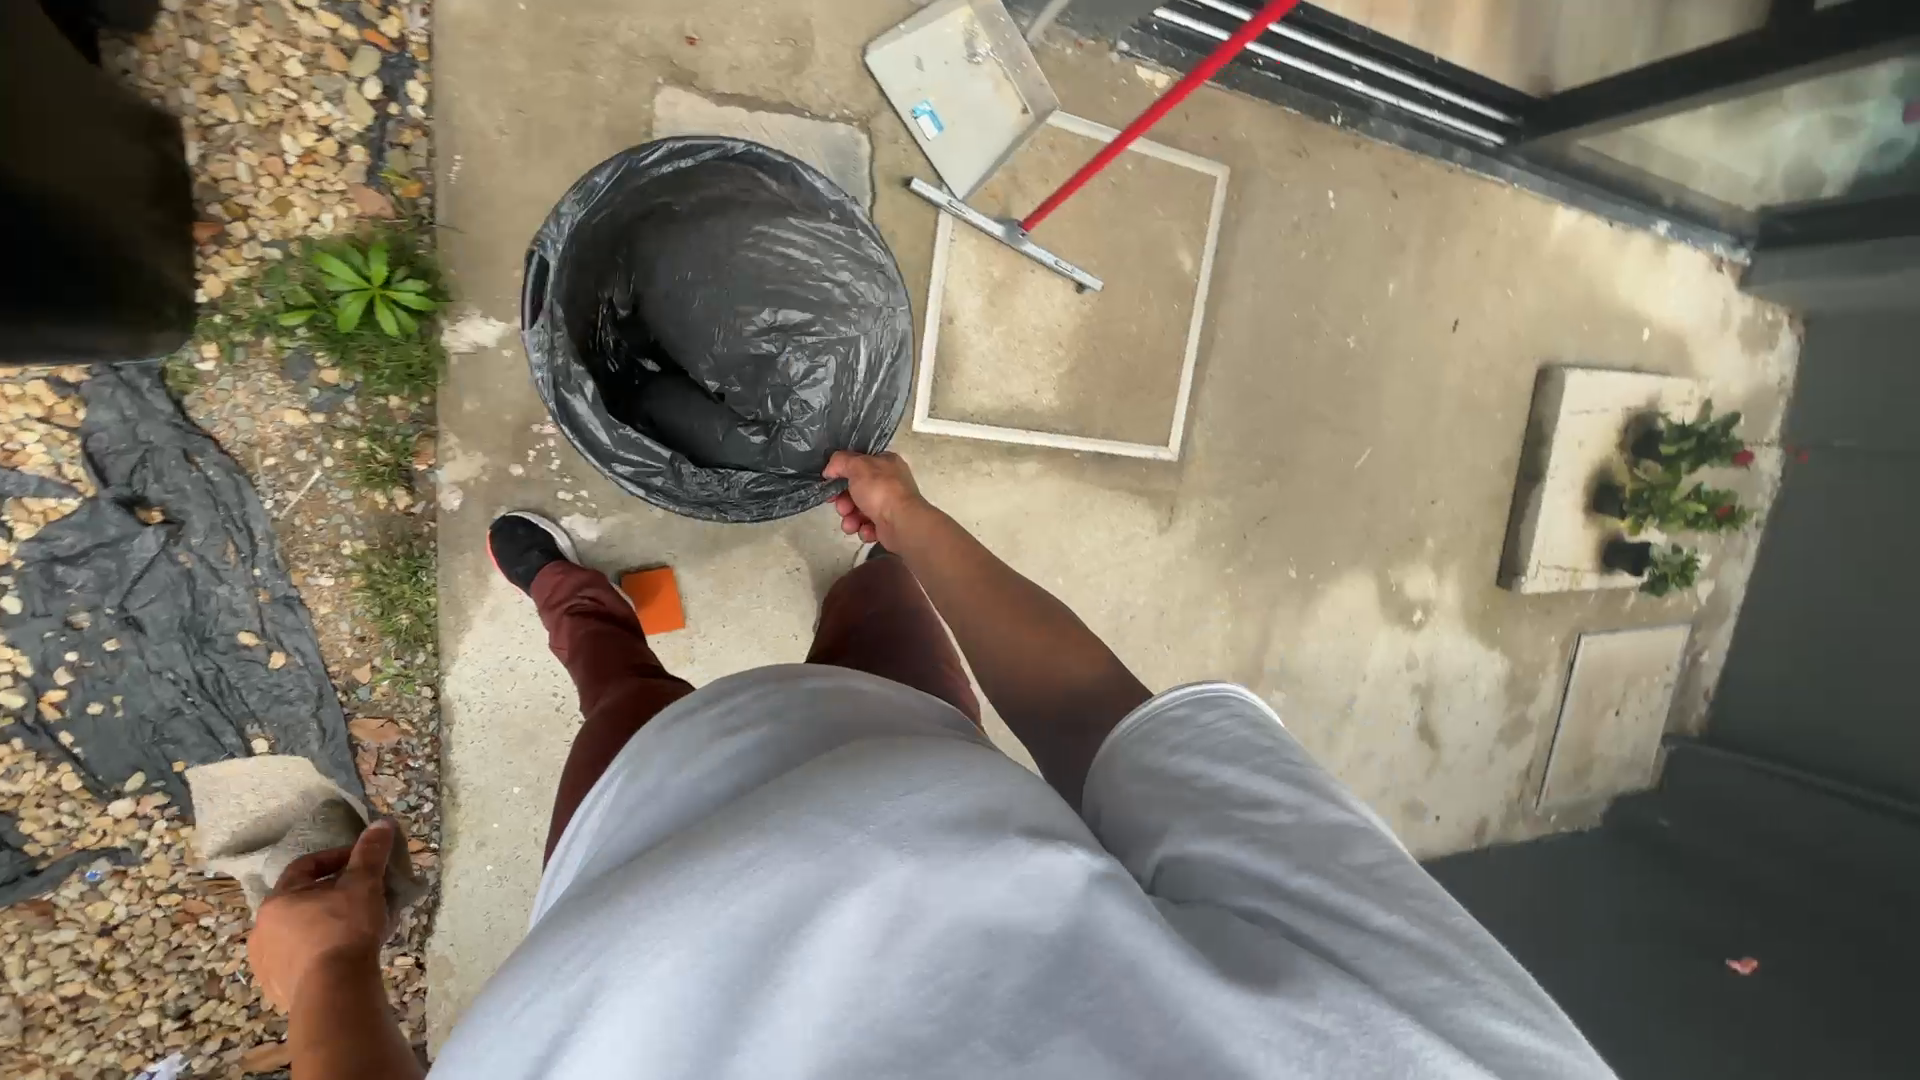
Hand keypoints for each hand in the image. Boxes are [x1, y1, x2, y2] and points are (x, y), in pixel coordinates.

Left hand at [249, 820, 396, 1011]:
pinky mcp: (274, 985)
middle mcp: (262, 929)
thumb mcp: (364, 883)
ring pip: (297, 929)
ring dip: (322, 921)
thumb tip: (381, 823)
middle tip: (363, 894)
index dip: (337, 857)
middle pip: (300, 899)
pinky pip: (296, 957)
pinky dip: (316, 949)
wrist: (332, 988)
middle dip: (332, 892)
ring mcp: (264, 960)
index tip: (364, 861)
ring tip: (355, 925)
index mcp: (278, 900)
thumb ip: (370, 852)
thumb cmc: (345, 927)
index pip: (305, 866)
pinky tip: (341, 952)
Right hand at [823, 451, 927, 548]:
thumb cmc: (880, 490)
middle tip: (843, 508)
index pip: (860, 464)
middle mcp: (889, 482)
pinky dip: (864, 529)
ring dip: (850, 519)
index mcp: (886, 463)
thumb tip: (829, 470)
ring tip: (852, 524)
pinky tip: (867, 530)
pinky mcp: (888, 525)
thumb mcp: (857, 466)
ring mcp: (889, 504)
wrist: (901, 523)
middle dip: (844, 502)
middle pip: (856, 490)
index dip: (843, 473)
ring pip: (859, 510)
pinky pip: (868, 526)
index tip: (830, 482)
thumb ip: (840, 462)